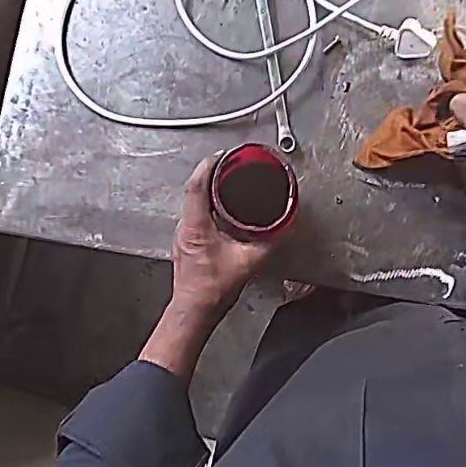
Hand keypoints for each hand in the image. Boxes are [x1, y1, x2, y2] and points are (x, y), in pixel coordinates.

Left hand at [141, 156, 280, 378]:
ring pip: (194, 202)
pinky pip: (195, 215)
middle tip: (228, 164)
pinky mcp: (186, 242)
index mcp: (197, 227)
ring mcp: (183, 235)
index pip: (197, 185)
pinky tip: (221, 209)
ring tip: (226, 181)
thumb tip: (282, 229)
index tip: (221, 156)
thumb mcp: (248, 263)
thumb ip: (268, 244)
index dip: (209, 165)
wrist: (195, 310)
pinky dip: (208, 206)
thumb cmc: (212, 291)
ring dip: (209, 190)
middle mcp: (185, 228)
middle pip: (194, 189)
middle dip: (212, 173)